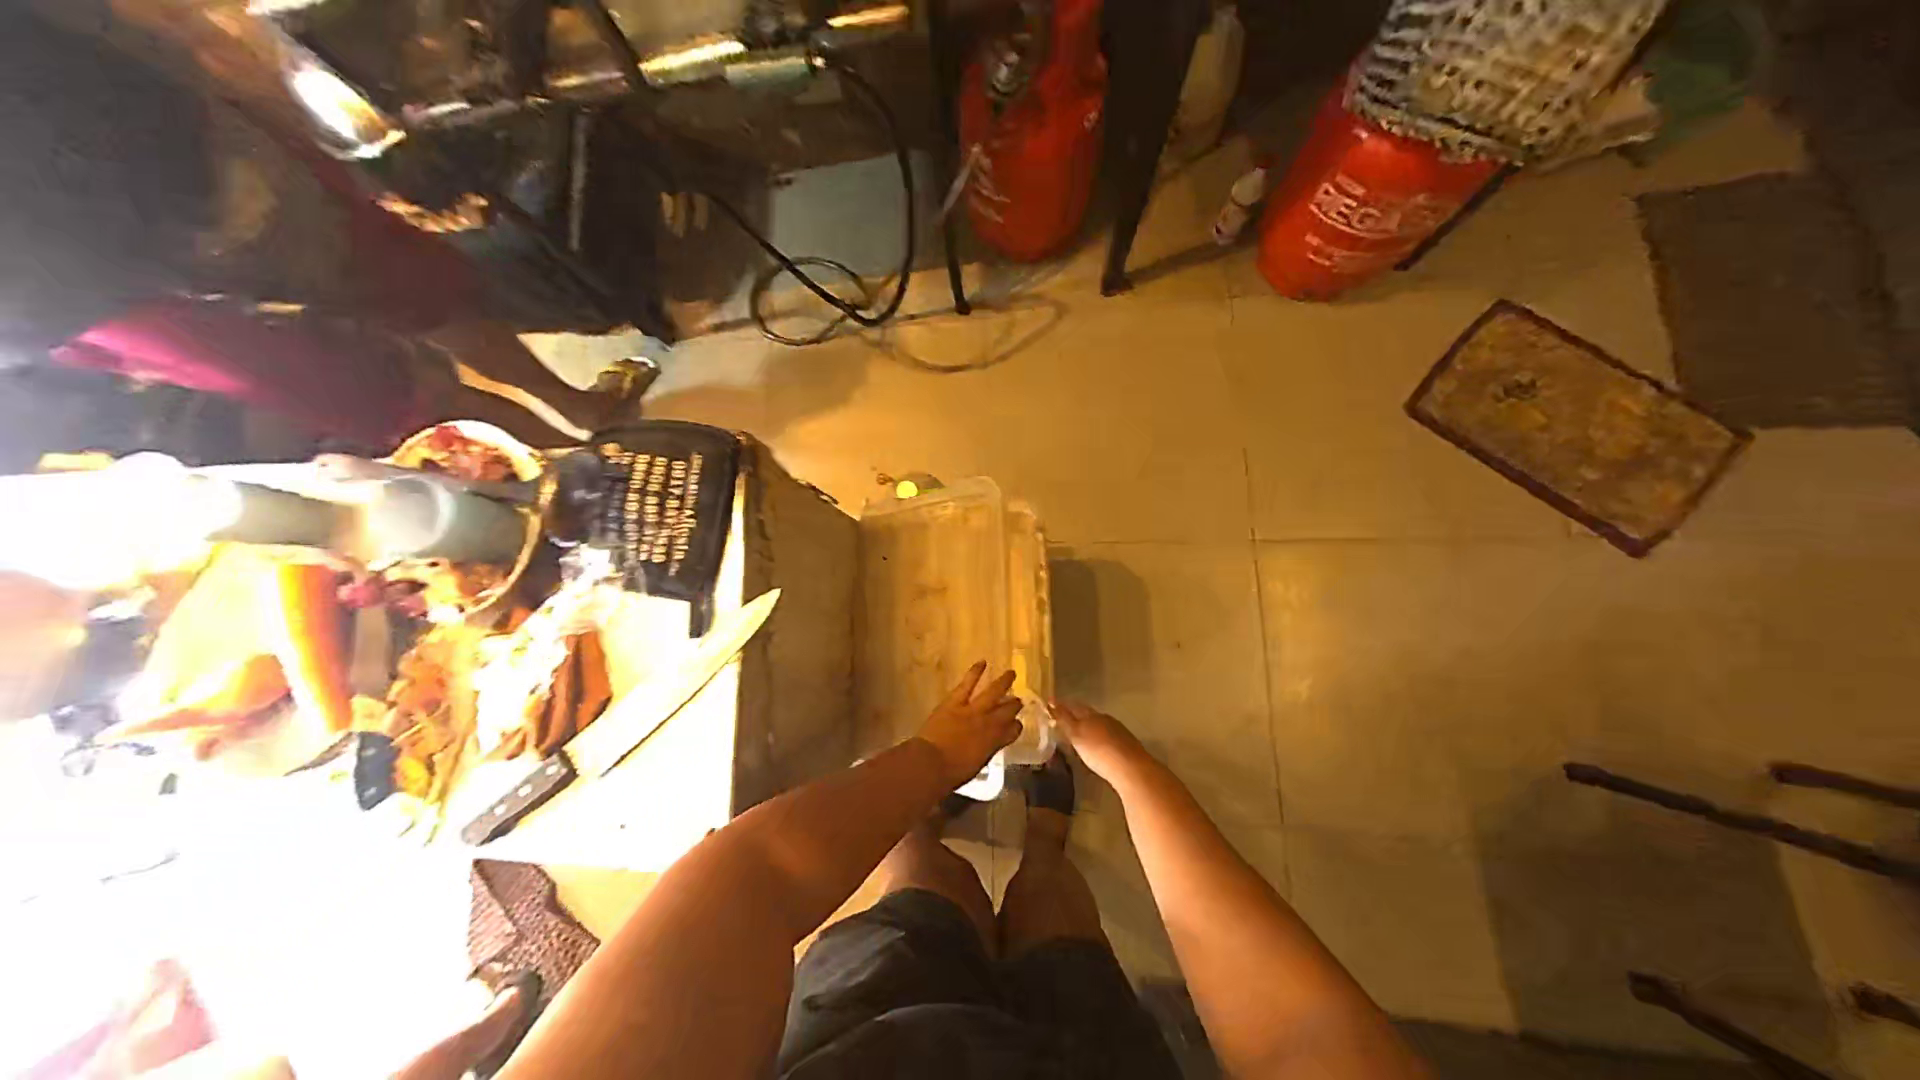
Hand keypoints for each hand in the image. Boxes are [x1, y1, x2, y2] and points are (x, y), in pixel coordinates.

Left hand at [915, 661, 1022, 788]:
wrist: (931, 763)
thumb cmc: (952, 773)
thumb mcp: (975, 766)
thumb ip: (984, 752)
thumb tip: (984, 748)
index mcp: (994, 742)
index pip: (1012, 732)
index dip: (1016, 727)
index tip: (1017, 724)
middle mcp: (989, 723)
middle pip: (1007, 710)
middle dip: (1014, 705)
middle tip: (1019, 700)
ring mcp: (973, 709)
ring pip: (993, 692)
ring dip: (1003, 682)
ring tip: (1011, 673)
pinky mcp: (955, 701)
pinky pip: (968, 684)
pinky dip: (975, 672)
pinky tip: (982, 662)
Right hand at [1050, 700, 1153, 785]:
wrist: (1131, 768)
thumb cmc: (1098, 751)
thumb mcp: (1076, 735)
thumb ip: (1063, 719)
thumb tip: (1051, 702)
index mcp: (1090, 715)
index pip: (1073, 706)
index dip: (1061, 706)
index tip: (1050, 707)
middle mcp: (1104, 718)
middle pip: (1086, 713)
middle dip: (1074, 714)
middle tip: (1061, 719)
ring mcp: (1117, 730)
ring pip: (1097, 723)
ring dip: (1087, 726)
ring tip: (1077, 734)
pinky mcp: (1126, 743)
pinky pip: (1107, 734)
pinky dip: (1098, 736)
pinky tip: (1097, 746)